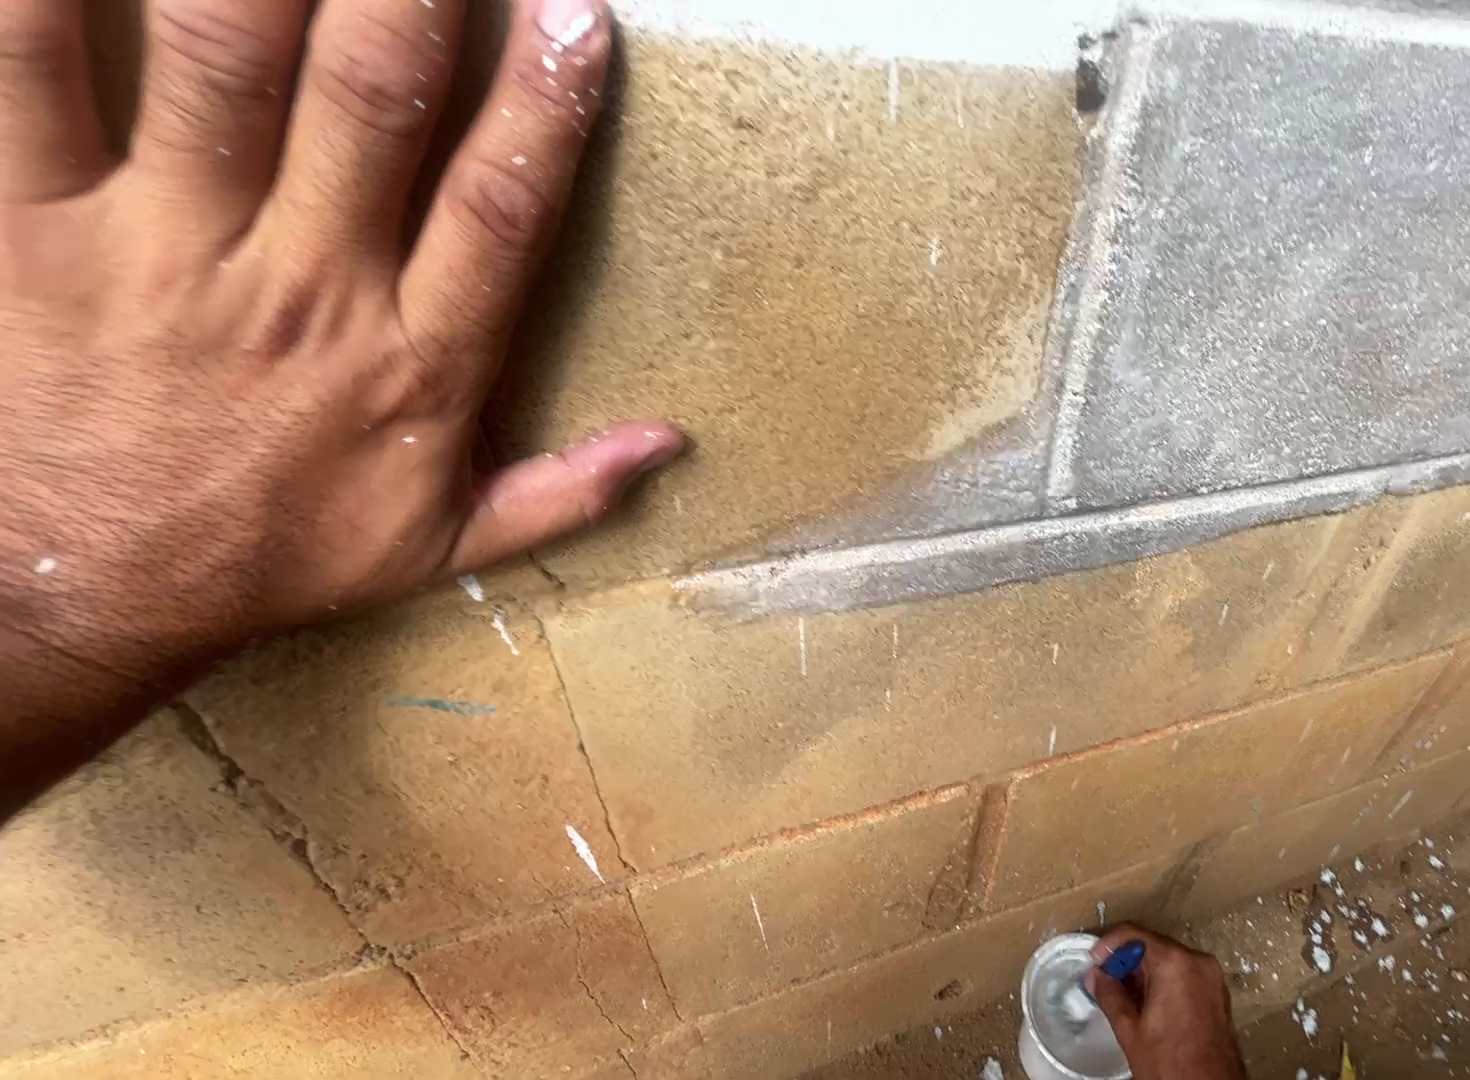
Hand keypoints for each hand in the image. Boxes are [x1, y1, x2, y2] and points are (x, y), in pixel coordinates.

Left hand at [0, 0, 678, 813]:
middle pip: (369, 106)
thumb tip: (672, 441)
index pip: (498, 212)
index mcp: (416, 362)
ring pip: (216, 62)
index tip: (580, 23)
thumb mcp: (455, 544)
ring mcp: (160, 245)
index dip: (543, 112)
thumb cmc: (290, 556)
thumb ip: (572, 493)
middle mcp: (305, 286)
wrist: (88, 592)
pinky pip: (20, 69)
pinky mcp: (23, 223)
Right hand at [1087, 925, 1249, 1079]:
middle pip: (1152, 945)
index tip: (1095, 963)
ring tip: (1125, 997)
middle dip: (1127, 962)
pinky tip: (1149, 1004)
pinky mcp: (1218, 993)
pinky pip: (1185, 974)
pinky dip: (1164, 981)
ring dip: (1144, 973)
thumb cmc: (1172, 1065)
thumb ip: (1109, 995)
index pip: (1133, 934)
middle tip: (1107, 981)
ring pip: (1168, 959)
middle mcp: (1197, 961)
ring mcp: (1211, 977)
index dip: (1109, 946)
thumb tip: (1095, 976)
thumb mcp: (1130, 1030)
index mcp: (1174, 963)